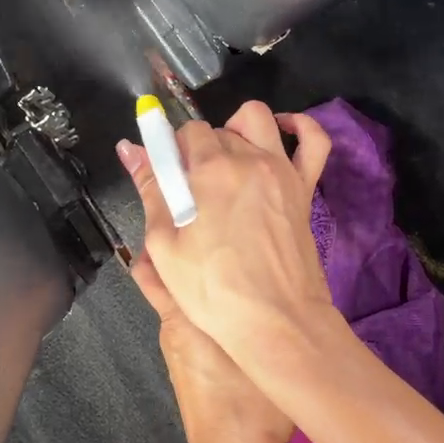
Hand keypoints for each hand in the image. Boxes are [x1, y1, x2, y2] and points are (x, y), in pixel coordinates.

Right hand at [126, 101, 339, 379]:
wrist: (277, 323)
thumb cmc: (213, 291)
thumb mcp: (165, 245)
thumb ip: (151, 188)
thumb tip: (129, 148)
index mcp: (210, 170)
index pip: (188, 132)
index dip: (174, 151)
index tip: (171, 178)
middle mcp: (248, 158)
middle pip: (218, 130)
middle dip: (201, 148)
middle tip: (194, 188)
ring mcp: (281, 170)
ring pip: (259, 119)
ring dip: (238, 127)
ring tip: (229, 158)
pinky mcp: (305, 187)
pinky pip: (314, 140)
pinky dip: (299, 127)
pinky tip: (281, 132)